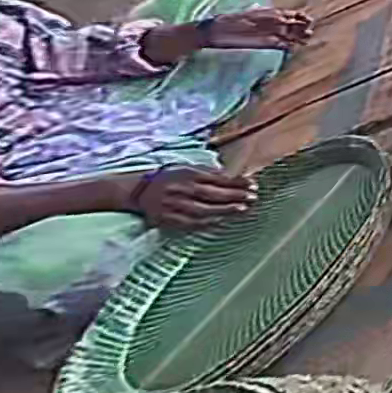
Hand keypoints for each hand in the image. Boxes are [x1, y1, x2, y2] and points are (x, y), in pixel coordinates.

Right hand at [121, 167, 256, 231]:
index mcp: (188, 176)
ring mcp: (171, 206)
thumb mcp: (192, 169)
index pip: (218, 179)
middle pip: (212, 195)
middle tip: (253, 198)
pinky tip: (222, 221)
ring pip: (202, 211)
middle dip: (235, 197)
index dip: (238, 183)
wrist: (137, 190)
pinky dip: (208, 223)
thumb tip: (240, 179)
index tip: (254, 185)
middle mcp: (180, 190)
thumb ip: (214, 174)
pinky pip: (189, 223)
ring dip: (225, 211)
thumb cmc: (172, 178)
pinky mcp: (165, 219)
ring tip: (243, 210)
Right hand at [140, 9, 312, 63]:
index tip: (307, 19)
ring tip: (305, 38)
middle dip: (302, 27)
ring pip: (291, 33)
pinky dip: (288, 45)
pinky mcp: (263, 42)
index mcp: (267, 12)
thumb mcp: (248, 15)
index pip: (290, 13)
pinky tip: (292, 47)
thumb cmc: (228, 22)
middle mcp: (271, 19)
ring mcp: (268, 31)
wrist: (210, 30)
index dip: (300, 17)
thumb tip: (276, 15)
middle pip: (294, 23)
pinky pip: (281, 44)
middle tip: (308, 31)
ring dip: (299, 36)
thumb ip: (263, 15)